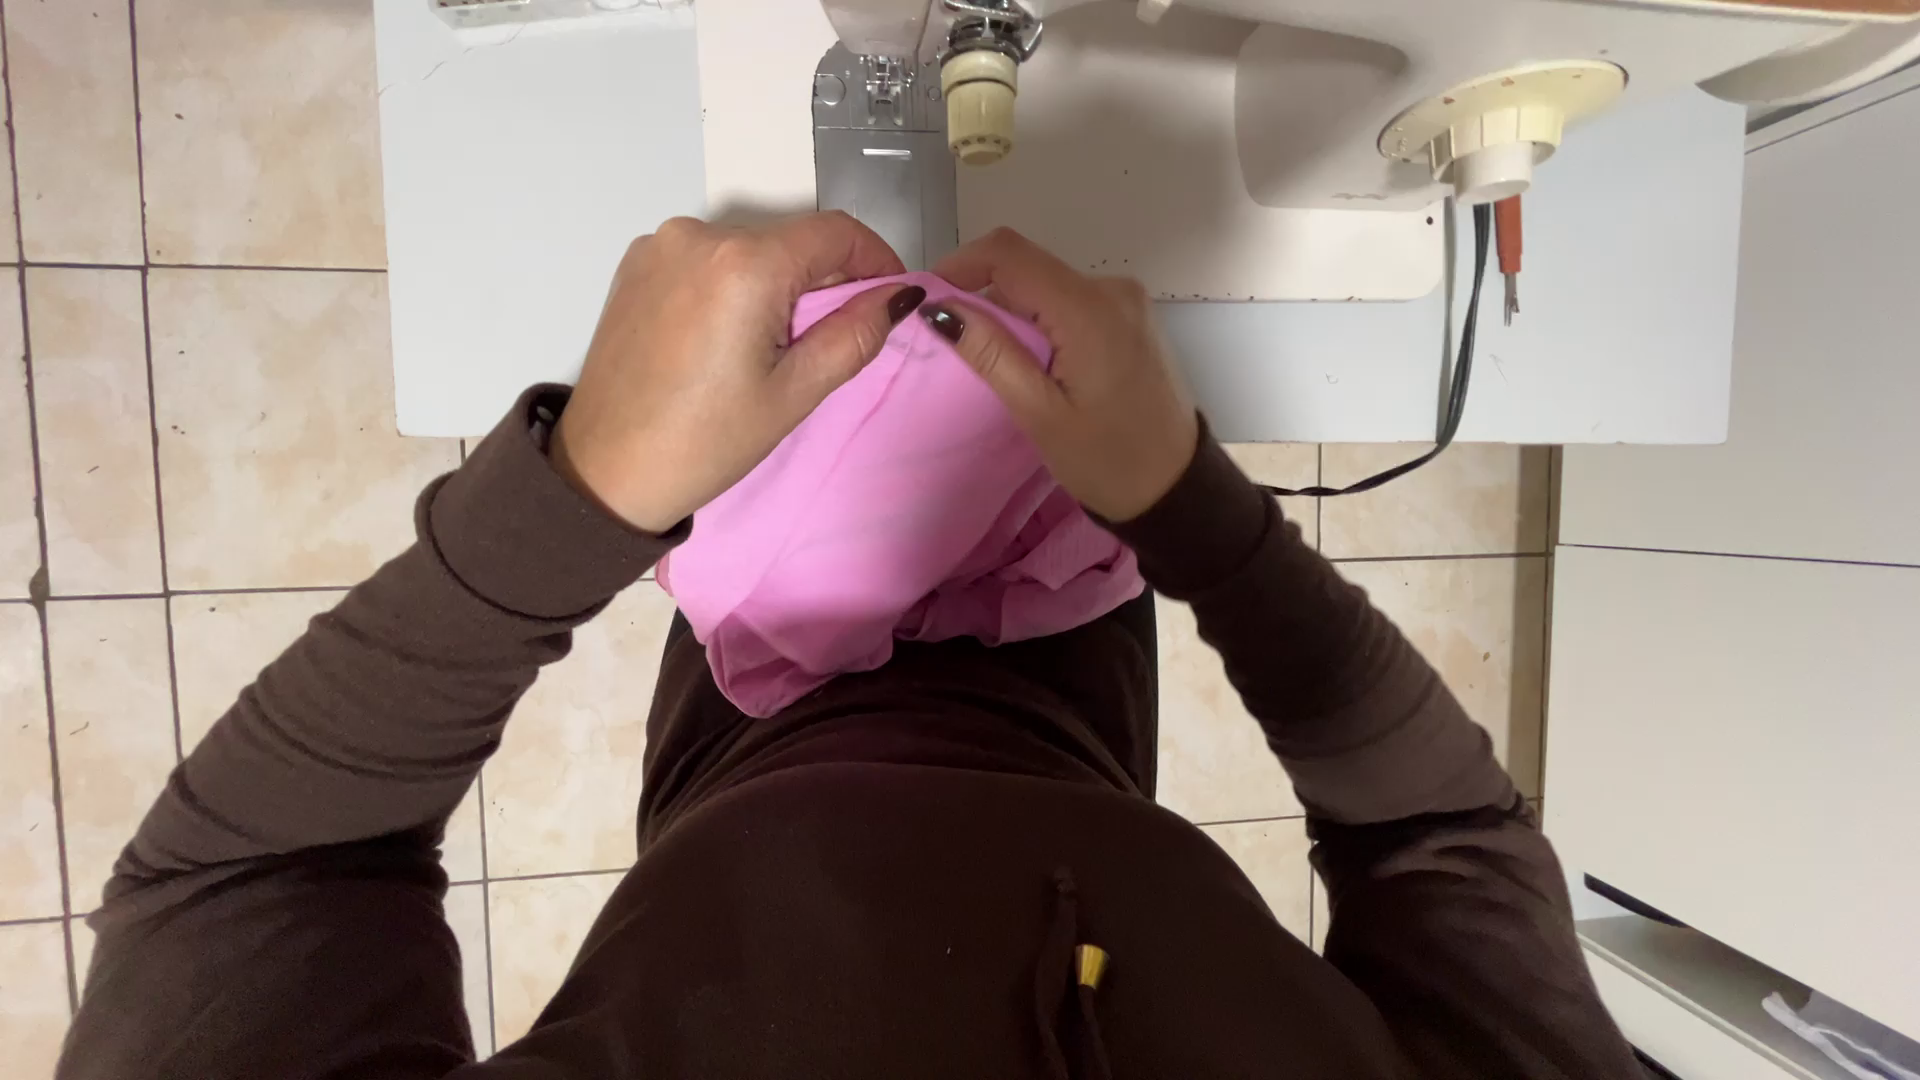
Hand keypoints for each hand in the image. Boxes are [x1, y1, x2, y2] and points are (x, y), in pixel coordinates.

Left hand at [551, 213, 923, 531]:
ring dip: (780, 285)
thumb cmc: (709, 441)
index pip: (835, 233)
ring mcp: (661, 245)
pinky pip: (711, 260)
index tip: (893, 296)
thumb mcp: (795, 393)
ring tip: (774, 347)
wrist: (607, 470)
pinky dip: (737, 287)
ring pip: (751, 251)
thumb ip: (854, 336)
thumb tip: (898, 297)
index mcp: (744, 264)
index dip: (877, 259)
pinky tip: (730, 337)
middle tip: (834, 338)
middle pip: (791, 242)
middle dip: (826, 281)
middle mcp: (699, 235)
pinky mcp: (638, 264)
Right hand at [926, 228, 1198, 522]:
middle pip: (1029, 268)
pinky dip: (1042, 323)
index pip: (1009, 253)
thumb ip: (991, 353)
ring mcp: (1126, 301)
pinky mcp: (1132, 318)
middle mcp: (1111, 288)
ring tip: (995, 362)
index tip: (930, 300)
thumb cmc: (1105, 459)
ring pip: (1048, 286)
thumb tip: (940, 309)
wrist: (1174, 487)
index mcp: (1088, 307)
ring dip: (1013, 313)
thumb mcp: (1039, 413)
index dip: (960, 265)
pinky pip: (1072, 303)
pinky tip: (1035, 364)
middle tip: (956, 344)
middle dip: (984, 295)